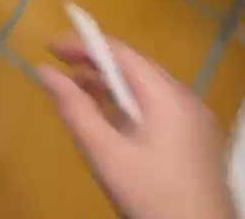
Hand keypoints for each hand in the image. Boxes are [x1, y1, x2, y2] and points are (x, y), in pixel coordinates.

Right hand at [37, 36, 237, 218]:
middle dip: (96, 63)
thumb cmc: (153, 199)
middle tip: (61, 69)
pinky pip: (160, 108)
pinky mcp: (200, 144)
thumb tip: (43, 70)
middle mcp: (187, 100)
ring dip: (112, 85)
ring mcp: (198, 123)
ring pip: (148, 88)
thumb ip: (74, 108)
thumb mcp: (106, 154)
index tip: (48, 48)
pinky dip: (131, 104)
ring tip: (80, 94)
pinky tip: (113, 123)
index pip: (120, 53)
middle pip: (135, 66)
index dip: (82, 45)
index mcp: (167, 97)